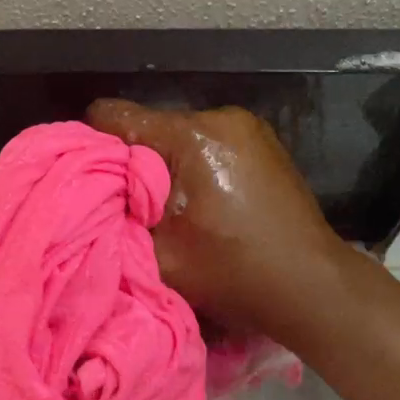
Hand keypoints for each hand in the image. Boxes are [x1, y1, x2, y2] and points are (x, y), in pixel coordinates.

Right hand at [86, 99, 345, 332]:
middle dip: (137, 161)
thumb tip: (93, 198)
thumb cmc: (236, 271)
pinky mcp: (264, 141)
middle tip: (130, 203)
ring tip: (168, 207)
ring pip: (182, 136)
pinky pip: (210, 143)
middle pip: (152, 125)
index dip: (93, 142)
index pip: (117, 115)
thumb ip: (121, 219)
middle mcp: (221, 116)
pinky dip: (197, 165)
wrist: (312, 284)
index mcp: (193, 135)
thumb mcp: (163, 255)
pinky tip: (203, 202)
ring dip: (169, 165)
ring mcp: (248, 126)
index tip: (87, 175)